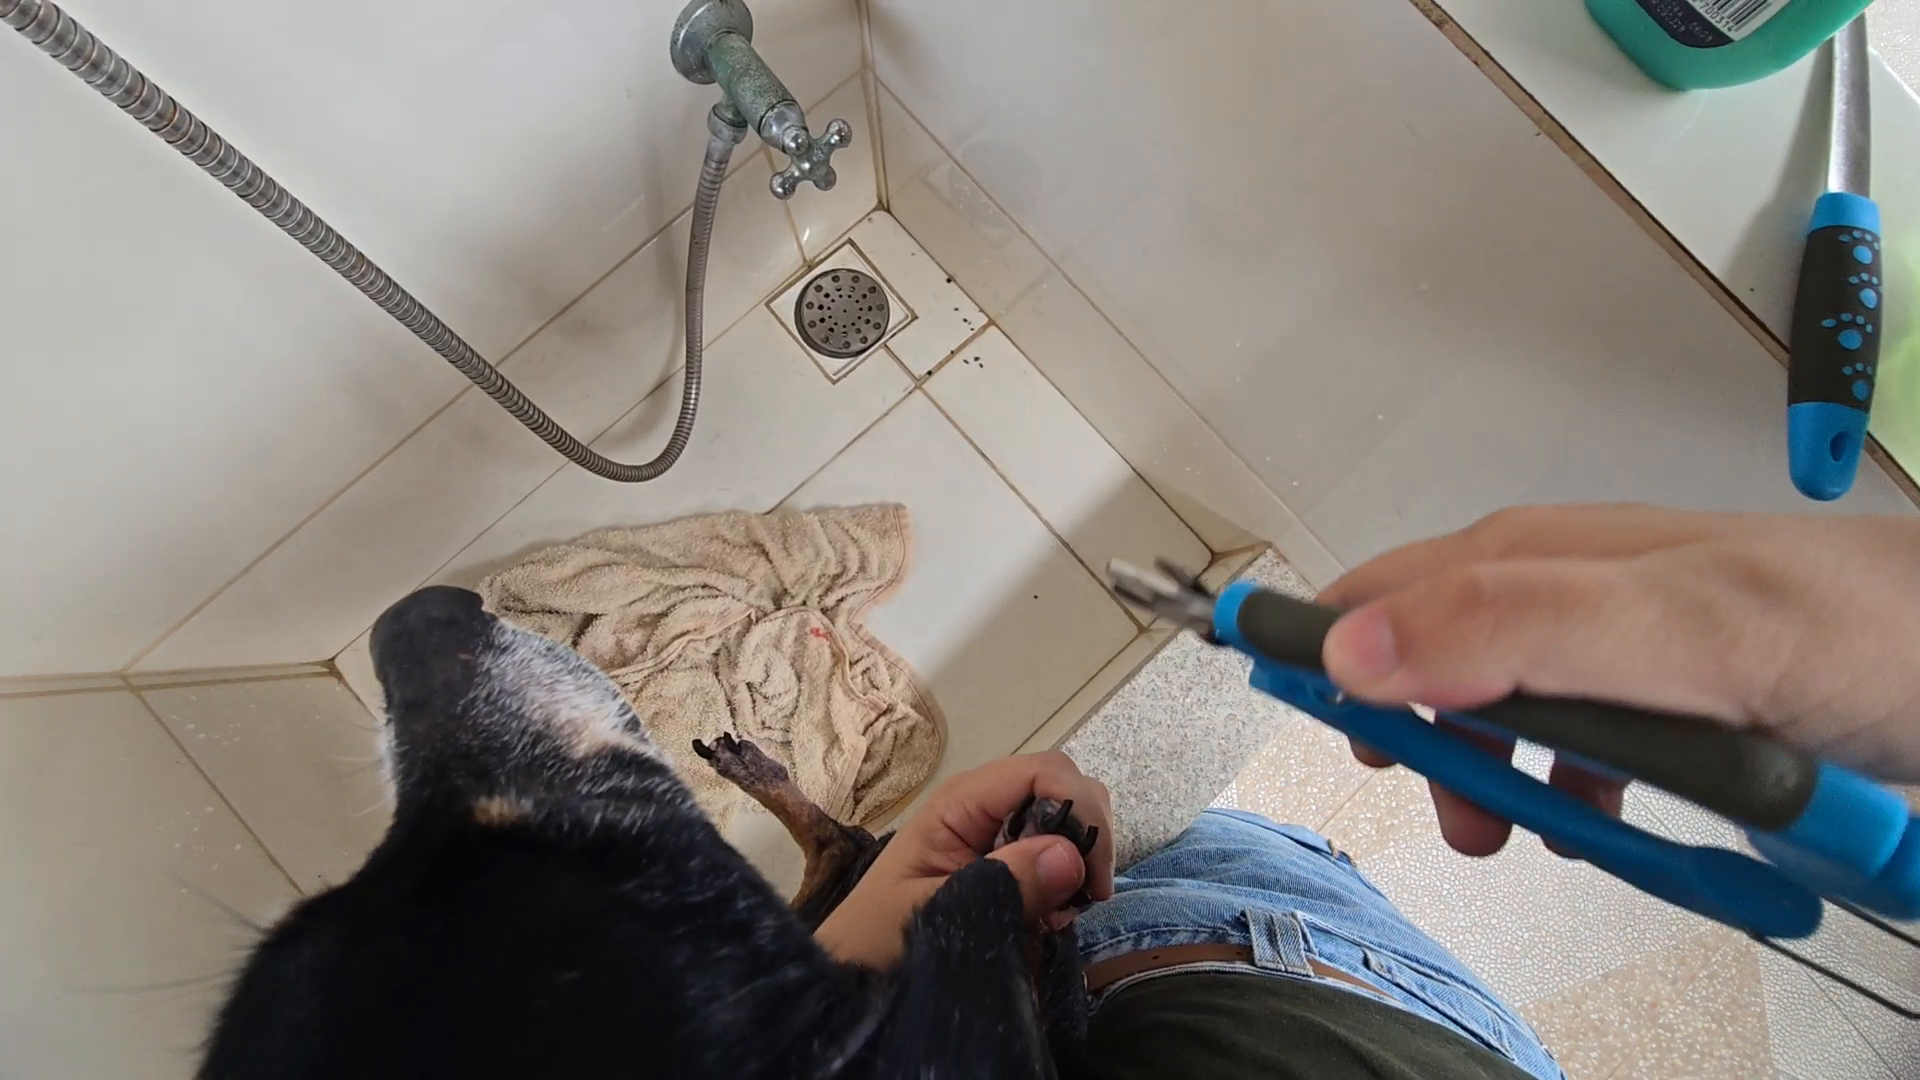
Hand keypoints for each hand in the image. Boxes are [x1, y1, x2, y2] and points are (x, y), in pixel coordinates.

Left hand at [814, 752, 1114, 967]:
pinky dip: (1067, 871)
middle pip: (1061, 781)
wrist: (852, 969)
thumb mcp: (936, 915)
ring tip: (1061, 908)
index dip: (1081, 809)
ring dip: (1079, 852)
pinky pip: (1052, 842)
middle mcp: (983, 801)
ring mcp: (994, 824)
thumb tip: (1071, 855)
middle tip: (1084, 896)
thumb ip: (1001, 886)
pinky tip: (1050, 912)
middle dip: (1087, 830)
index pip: (1044, 770)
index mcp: (963, 800)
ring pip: (1063, 809)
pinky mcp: (1002, 852)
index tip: (1094, 878)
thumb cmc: (880, 939)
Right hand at [1317, 504, 1919, 855]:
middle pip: (1408, 654)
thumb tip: (1346, 652)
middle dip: (1398, 726)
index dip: (1308, 646)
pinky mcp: (1636, 678)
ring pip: (1477, 699)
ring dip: (1472, 768)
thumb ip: (1510, 630)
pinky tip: (1583, 811)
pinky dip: (1547, 778)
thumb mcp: (1679, 628)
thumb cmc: (1855, 636)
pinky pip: (1552, 730)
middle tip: (1422, 788)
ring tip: (1501, 830)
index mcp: (1509, 558)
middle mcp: (1531, 585)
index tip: (1295, 713)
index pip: (1361, 596)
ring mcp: (1584, 632)